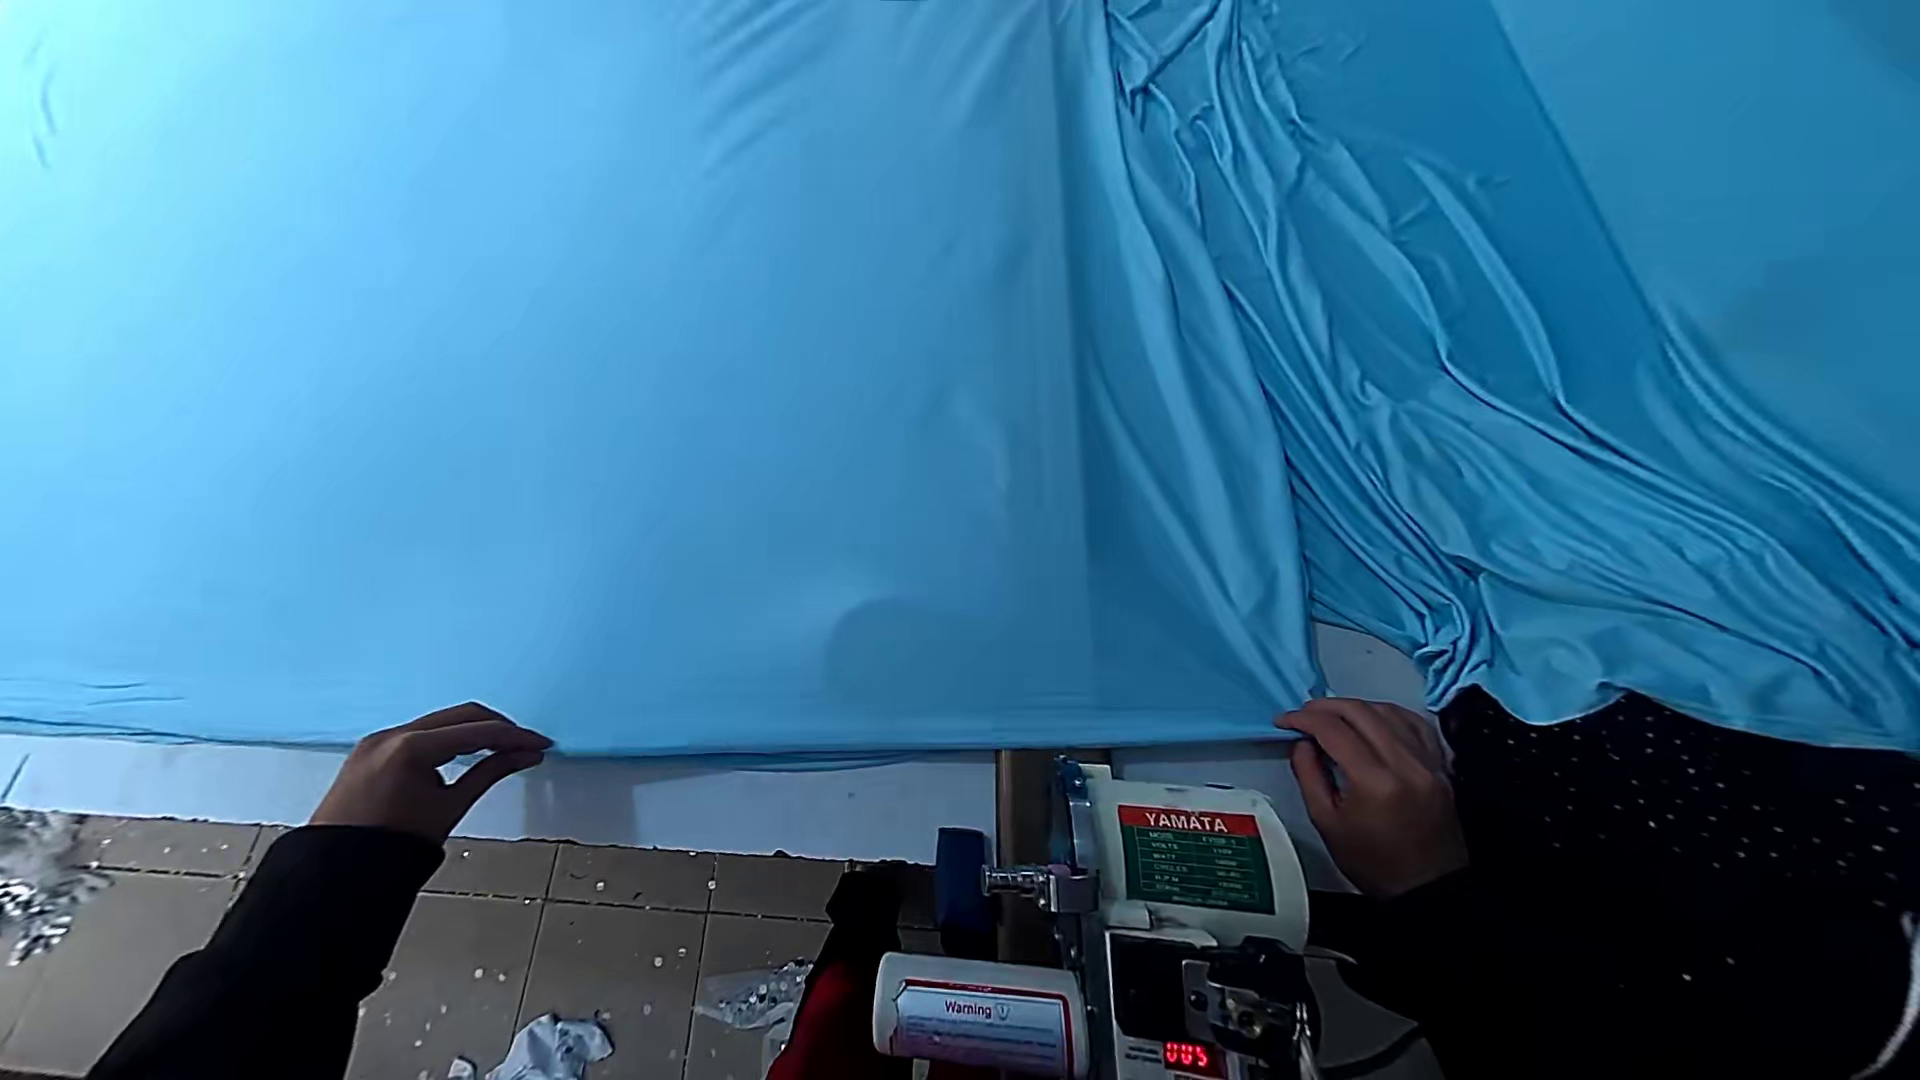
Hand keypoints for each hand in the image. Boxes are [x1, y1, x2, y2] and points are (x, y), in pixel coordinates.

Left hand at [310, 702, 552, 842]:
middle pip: (463, 716)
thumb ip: (493, 771)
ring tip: (501, 748)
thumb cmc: (391, 843)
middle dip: (498, 728)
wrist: (331, 873)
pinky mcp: (372, 749)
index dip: (516, 736)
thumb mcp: (451, 805)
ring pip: (444, 720)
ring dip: (475, 731)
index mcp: (411, 747)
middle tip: (524, 744)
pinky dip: (451, 737)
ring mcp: (378, 740)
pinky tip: (467, 751)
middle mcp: (392, 735)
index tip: (540, 744)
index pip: (479, 731)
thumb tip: (528, 754)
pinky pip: (423, 730)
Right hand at [1279, 698, 1466, 897]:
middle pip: (1361, 712)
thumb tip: (1303, 742)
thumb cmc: (1372, 860)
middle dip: (1324, 707)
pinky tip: (1371, 719)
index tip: (1284, 721)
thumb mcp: (1325, 821)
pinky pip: (1416, 724)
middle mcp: (1406, 764)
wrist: (1430, 889)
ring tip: (1333, 716)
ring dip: (1354, 706)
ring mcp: (1429, 763)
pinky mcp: (1442, 767)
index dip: (1303, 719)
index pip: (1333, 730)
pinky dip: (1388, 713)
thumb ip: (1308, 774)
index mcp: (1375, 781)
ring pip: (1388, 711)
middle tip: (1303, 715)